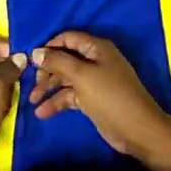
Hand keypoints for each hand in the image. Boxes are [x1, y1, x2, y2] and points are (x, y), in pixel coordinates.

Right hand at [30, 31, 170, 158]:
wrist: (139, 131)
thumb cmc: (111, 96)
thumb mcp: (82, 76)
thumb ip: (57, 62)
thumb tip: (35, 52)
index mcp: (96, 48)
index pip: (67, 38)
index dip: (49, 46)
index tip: (31, 59)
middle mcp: (94, 61)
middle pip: (64, 60)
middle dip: (46, 71)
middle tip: (31, 84)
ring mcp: (93, 81)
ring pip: (65, 79)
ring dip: (48, 89)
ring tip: (32, 101)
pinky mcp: (92, 100)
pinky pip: (70, 96)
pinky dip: (57, 103)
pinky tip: (43, 113)